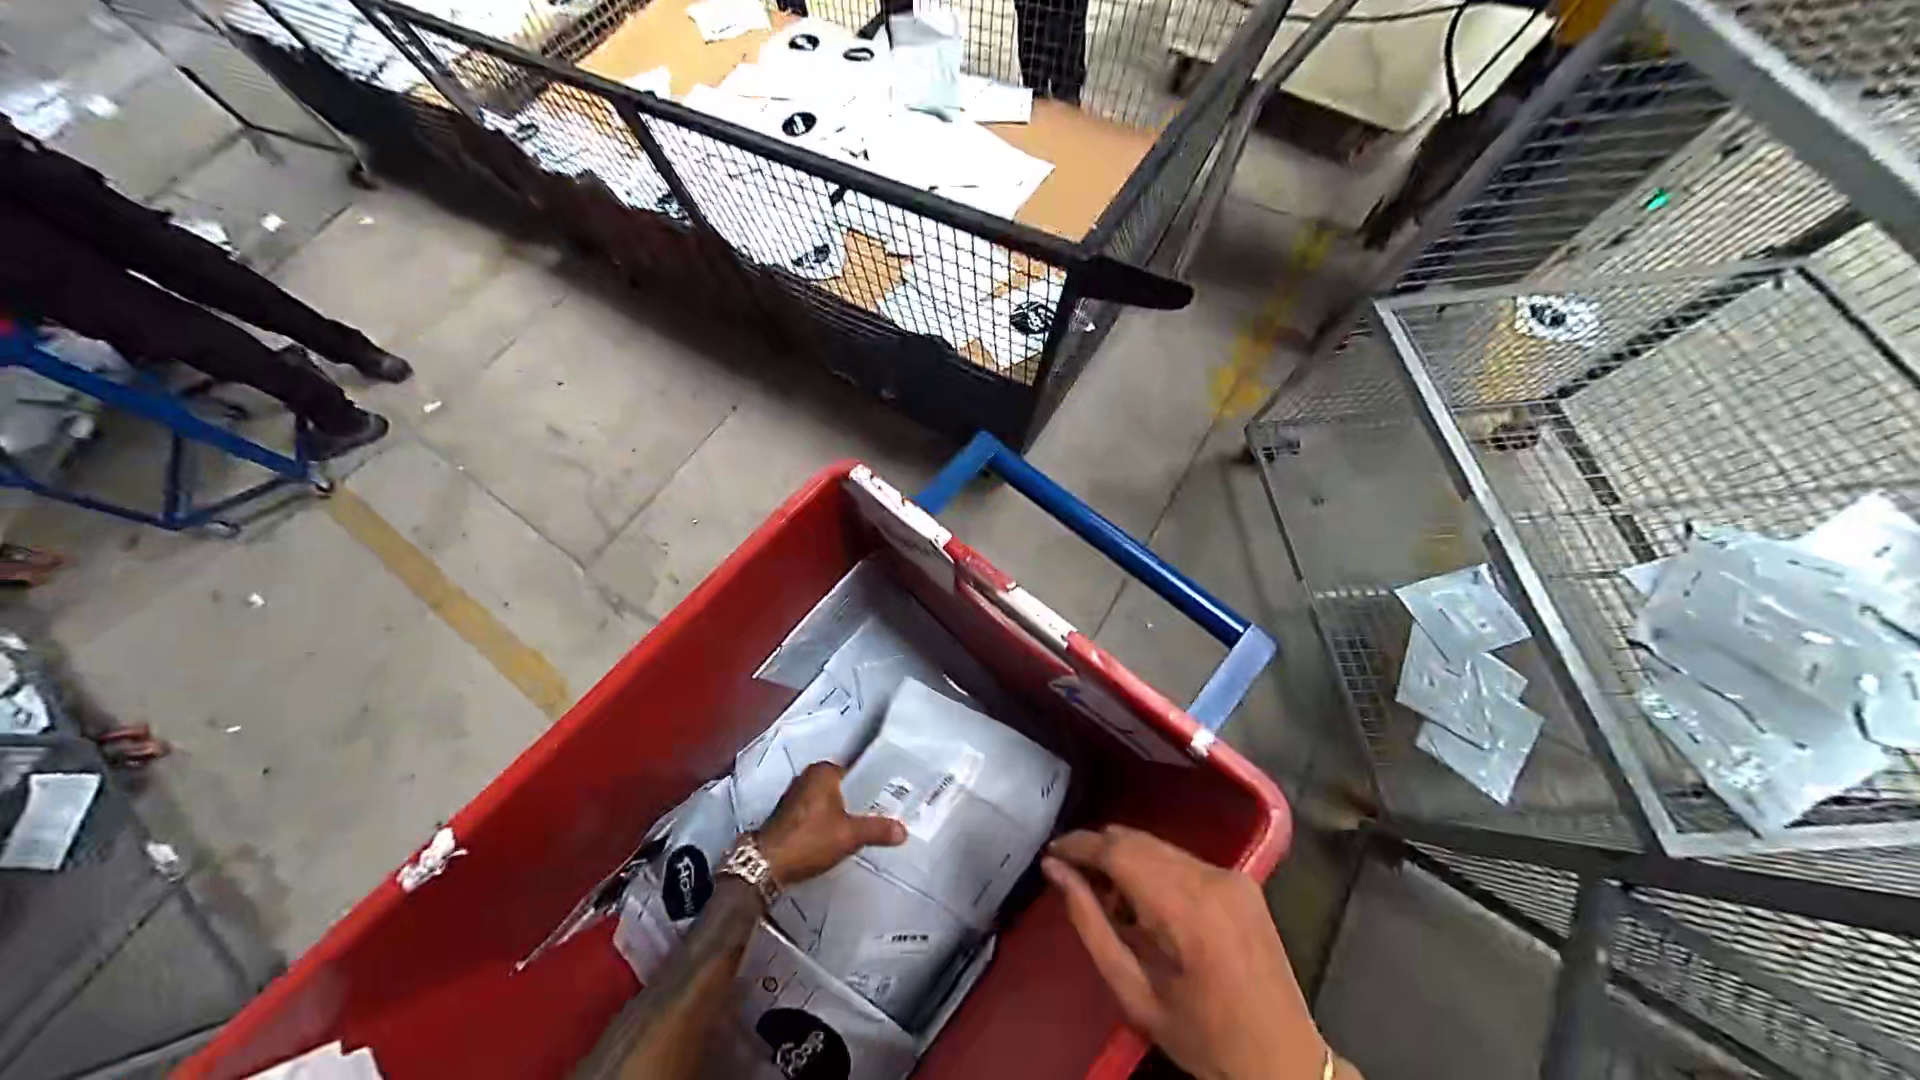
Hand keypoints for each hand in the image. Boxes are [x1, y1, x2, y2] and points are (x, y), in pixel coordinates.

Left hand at [755, 761, 906, 886]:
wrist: (766, 865)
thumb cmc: (808, 840)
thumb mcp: (850, 835)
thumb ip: (878, 830)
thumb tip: (902, 831)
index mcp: (823, 771)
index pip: (857, 770)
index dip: (873, 784)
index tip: (888, 796)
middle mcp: (808, 776)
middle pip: (843, 785)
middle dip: (859, 798)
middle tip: (881, 812)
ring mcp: (795, 794)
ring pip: (829, 799)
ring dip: (843, 810)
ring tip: (864, 824)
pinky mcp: (788, 813)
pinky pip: (818, 810)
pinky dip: (829, 819)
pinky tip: (840, 834)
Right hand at [1042, 826, 1329, 1079]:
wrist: (1286, 1062)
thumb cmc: (1203, 1038)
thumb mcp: (1134, 994)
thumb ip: (1090, 925)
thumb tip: (1055, 871)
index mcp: (1186, 909)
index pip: (1118, 851)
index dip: (1079, 845)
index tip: (1051, 852)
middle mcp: (1211, 878)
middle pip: (1136, 840)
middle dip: (1098, 851)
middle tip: (1072, 878)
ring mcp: (1231, 875)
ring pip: (1157, 844)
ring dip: (1125, 859)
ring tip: (1109, 898)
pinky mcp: (1242, 879)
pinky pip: (1180, 857)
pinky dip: (1153, 867)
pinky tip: (1146, 902)